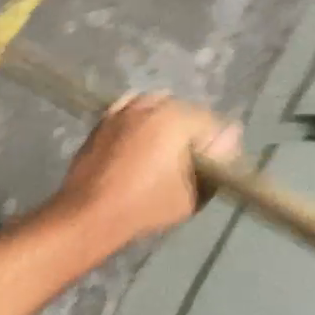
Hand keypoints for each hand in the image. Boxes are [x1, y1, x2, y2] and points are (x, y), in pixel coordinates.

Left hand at [54, 94, 242, 242]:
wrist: (90, 209)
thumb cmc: (145, 205)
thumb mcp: (190, 196)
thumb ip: (212, 170)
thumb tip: (223, 151)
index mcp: (174, 119)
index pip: (211, 122)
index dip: (221, 143)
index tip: (222, 162)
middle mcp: (148, 105)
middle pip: (183, 110)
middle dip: (194, 130)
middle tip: (196, 157)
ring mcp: (122, 109)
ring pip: (155, 105)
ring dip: (167, 121)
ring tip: (168, 148)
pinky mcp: (103, 119)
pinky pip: (130, 110)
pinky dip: (141, 120)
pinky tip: (141, 140)